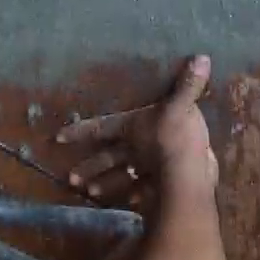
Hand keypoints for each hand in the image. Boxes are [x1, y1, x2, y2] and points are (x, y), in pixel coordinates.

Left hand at [57, 56, 217, 207]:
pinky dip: (137, 195)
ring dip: (106, 185)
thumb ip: (189, 84)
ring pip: (120, 179)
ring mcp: (144, 172)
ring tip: (89, 194)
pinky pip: (144, 192)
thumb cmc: (177, 135)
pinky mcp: (158, 187)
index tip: (58, 137)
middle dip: (90, 167)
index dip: (80, 131)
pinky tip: (131, 201)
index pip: (101, 128)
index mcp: (132, 129)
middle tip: (71, 179)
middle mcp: (133, 150)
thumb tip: (201, 57)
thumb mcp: (183, 104)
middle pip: (107, 158)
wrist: (188, 174)